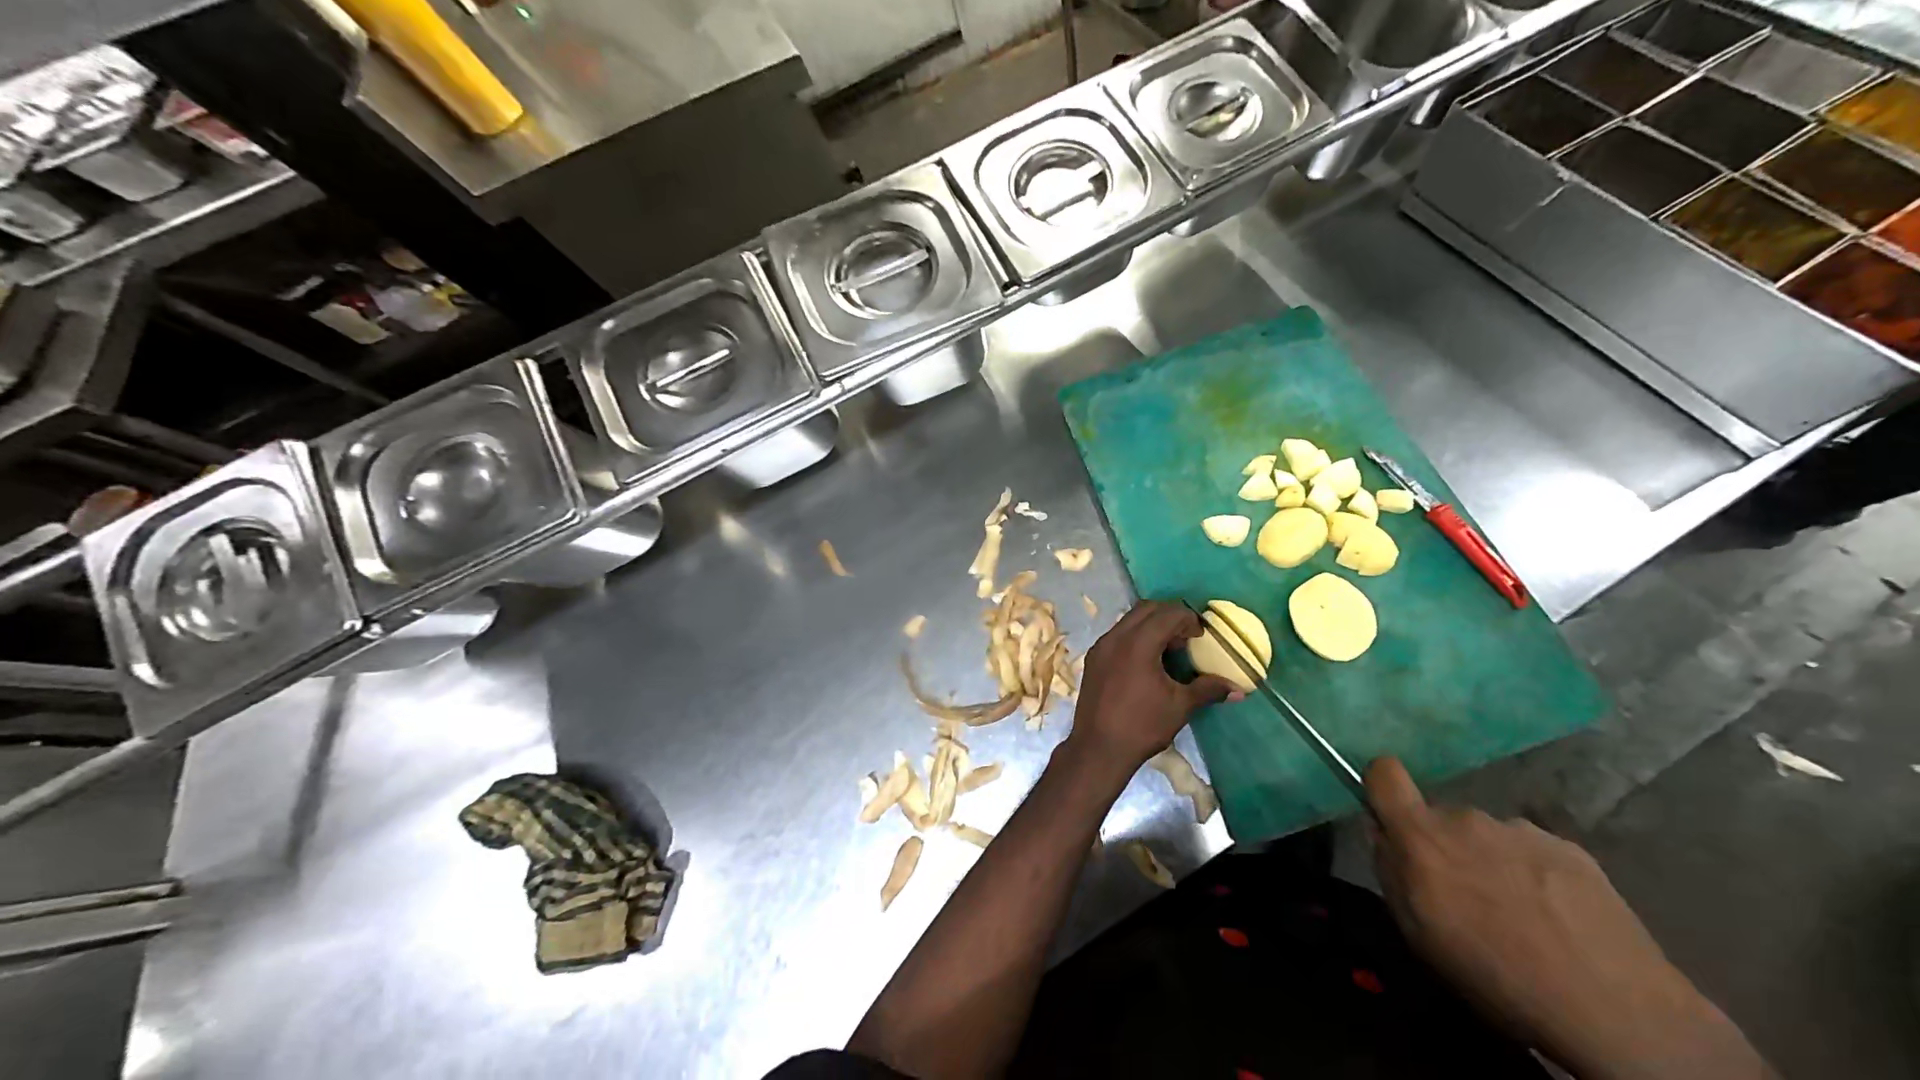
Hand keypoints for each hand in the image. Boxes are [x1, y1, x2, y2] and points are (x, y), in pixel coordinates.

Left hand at [1067, 601, 1235, 771]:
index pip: (1167, 614)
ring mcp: (1101, 647)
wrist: (1098, 748)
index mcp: (1137, 644)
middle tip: (1187, 637)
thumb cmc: (1142, 726)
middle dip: (1170, 616)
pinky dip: (1135, 636)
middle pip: (1146, 609)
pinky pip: (1117, 634)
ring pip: (1129, 620)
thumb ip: (1208, 689)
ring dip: (1151, 625)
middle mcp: (1115, 637)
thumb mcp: (1180, 706)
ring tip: (1169, 649)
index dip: (1188, 620)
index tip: (1201, 636)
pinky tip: (1147, 661)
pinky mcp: (1093, 658)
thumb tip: (1239, 689)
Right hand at [1366, 758, 1772, 1079]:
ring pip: (1490, 837)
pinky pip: (1534, 851)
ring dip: (1493, 863)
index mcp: (1422, 837)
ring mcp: (1523, 830)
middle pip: (1441, 818)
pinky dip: (1536, 876)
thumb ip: (1391, 872)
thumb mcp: (1418, 932)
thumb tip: (1386, 837)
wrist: (1617, 1010)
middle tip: (1469, 899)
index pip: (1385, 774)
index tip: (1391, 816)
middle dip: (1446, 848)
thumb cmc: (1495, 974)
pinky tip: (1558, 920)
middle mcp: (1468, 819)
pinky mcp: (1572, 848)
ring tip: (1522, 916)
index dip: (1381, 786)